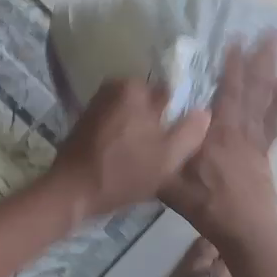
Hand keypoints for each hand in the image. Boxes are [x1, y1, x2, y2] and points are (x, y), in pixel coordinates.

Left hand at [45, 80, 210, 217]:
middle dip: (158, 121)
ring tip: (145, 155)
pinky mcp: (86, 118)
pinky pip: (115, 120)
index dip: (179, 114)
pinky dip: (123, 133)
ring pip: (132, 112)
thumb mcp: (167, 159)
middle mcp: (114, 87)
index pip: (170, 92)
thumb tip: (204, 111)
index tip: (181, 134)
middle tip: (163, 149)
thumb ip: (190, 132)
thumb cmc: (123, 173)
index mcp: (134, 89)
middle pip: (150, 102)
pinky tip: (126, 154)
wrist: (72, 190)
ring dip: (139, 128)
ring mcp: (97, 102)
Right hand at [160, 32, 276, 243]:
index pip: (227, 91)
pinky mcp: (264, 152)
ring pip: (266, 99)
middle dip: (259, 59)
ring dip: (272, 72)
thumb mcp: (170, 179)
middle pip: (253, 88)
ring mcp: (256, 140)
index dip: (232, 65)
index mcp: (218, 132)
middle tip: (270, 33)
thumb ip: (159, 152)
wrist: (244, 229)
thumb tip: (144, 127)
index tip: (235, 40)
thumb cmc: (205, 203)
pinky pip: (275, 122)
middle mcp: (240, 129)